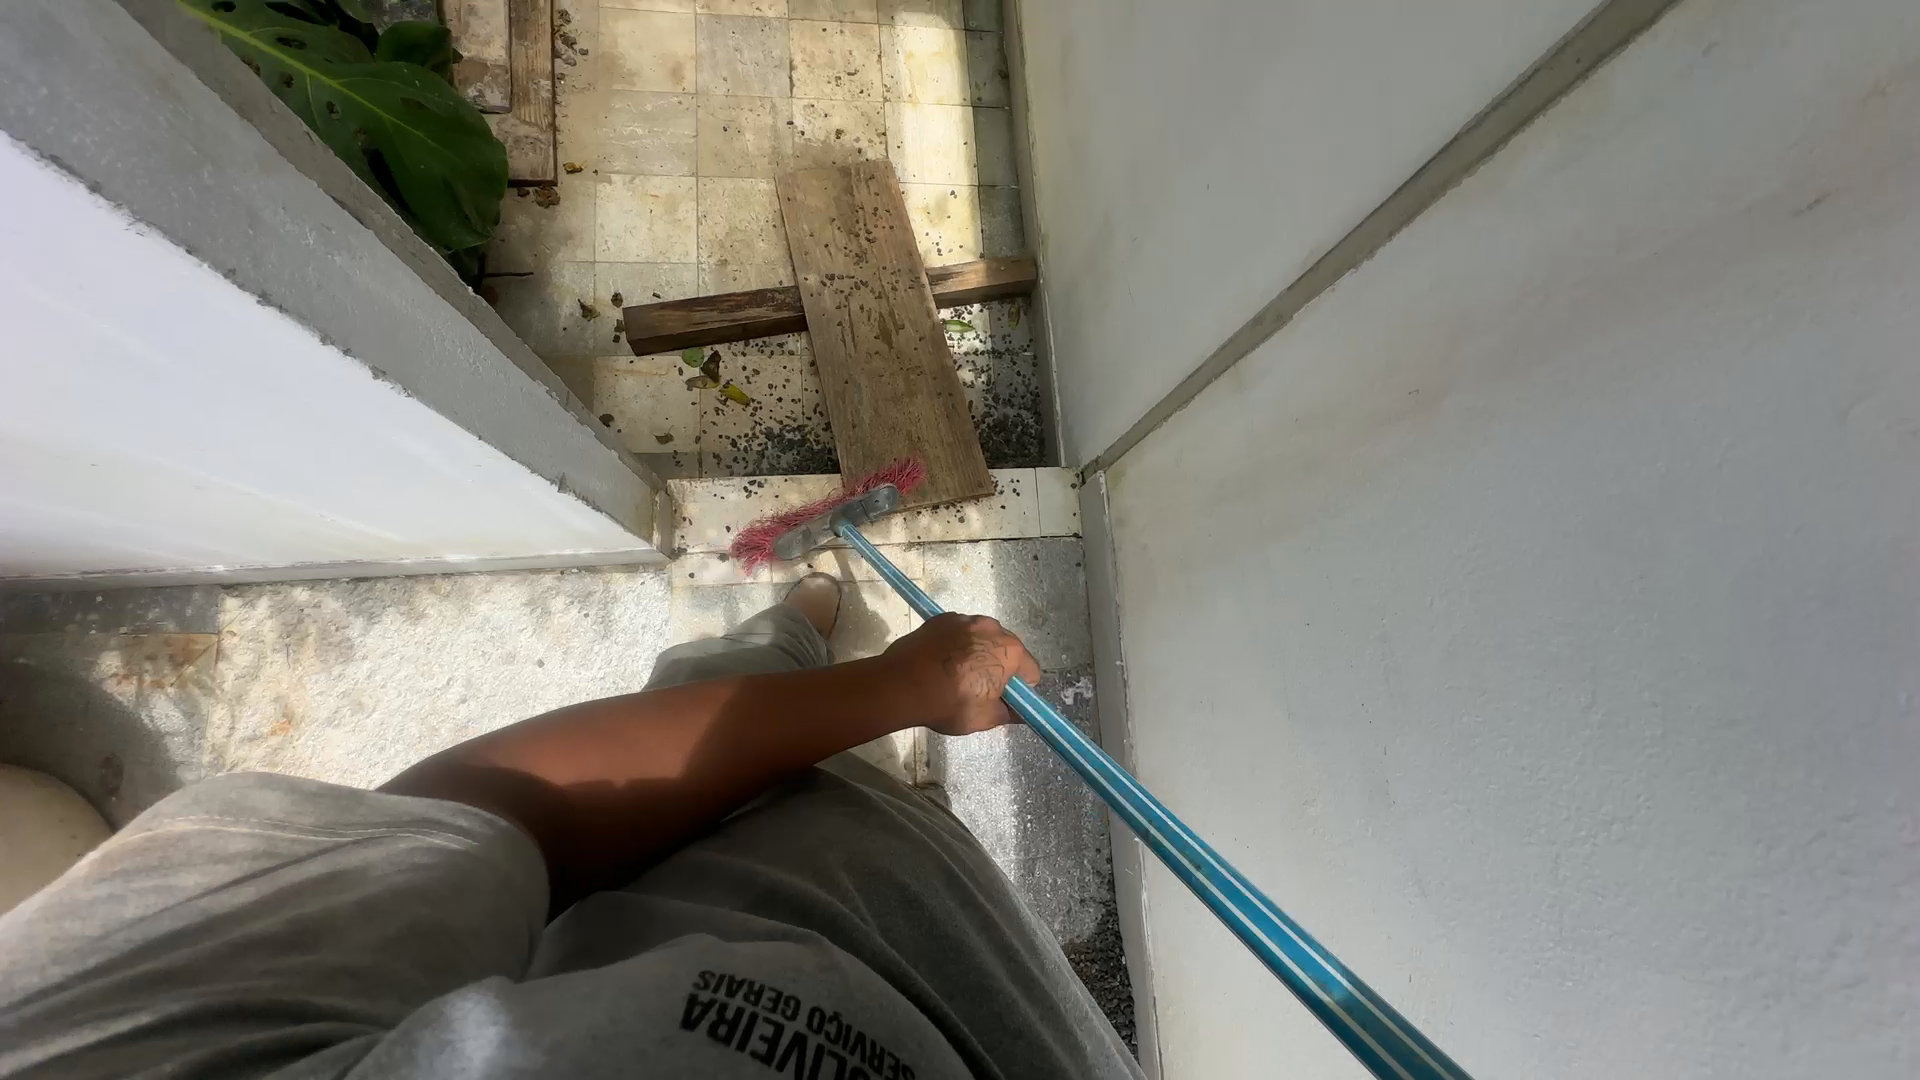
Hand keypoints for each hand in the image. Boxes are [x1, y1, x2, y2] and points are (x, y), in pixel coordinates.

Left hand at [880, 613, 1041, 734]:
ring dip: (977, 652)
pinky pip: (959, 632)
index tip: (1004, 699)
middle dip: (999, 667)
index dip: (1020, 689)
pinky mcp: (941, 618)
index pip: (1030, 671)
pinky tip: (941, 661)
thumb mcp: (984, 718)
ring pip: (982, 638)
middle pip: (1007, 650)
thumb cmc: (949, 702)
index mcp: (1010, 650)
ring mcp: (965, 619)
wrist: (901, 684)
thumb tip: (1021, 713)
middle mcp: (992, 627)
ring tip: (955, 674)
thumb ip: (1009, 713)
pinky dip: (956, 643)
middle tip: (979, 688)